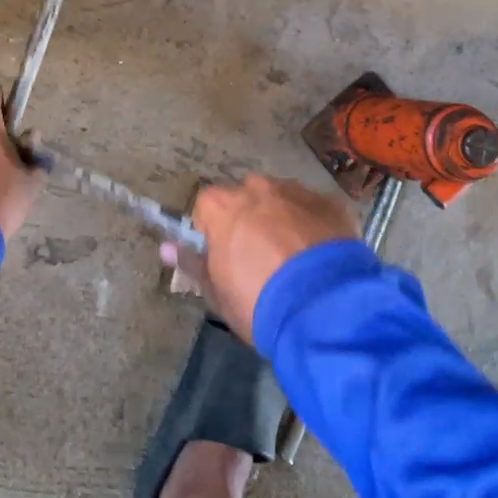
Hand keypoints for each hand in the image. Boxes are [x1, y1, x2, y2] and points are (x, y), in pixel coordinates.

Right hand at [168, 175, 358, 344]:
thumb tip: (166, 247)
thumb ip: (192, 264)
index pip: (207, 208)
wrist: (326, 309)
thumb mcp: (217, 293)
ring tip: (297, 261)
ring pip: (282, 201)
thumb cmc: (258, 301)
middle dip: (250, 221)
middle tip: (262, 259)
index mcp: (221, 206)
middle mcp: (256, 188)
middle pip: (246, 199)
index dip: (214, 232)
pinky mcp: (331, 204)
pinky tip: (323, 259)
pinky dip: (314, 227)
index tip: (226, 258)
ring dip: (283, 220)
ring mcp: (296, 192)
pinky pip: (314, 211)